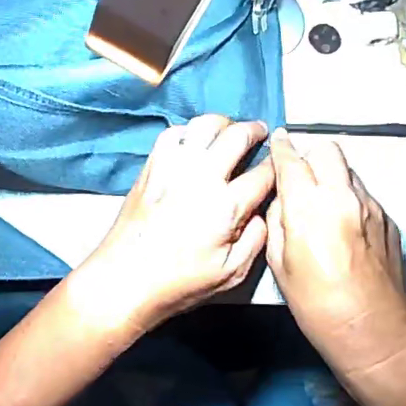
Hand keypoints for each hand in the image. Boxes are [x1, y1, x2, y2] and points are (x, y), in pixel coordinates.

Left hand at [65, 116, 274, 334]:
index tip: (281, 163)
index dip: (277, 165)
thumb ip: (255, 239)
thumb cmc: (176, 282)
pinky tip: (194, 141)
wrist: (125, 277)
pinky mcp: (151, 167)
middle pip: (236, 136)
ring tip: (230, 130)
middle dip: (255, 130)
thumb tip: (263, 213)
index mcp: (225, 206)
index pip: (263, 173)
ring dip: (222, 123)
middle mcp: (200, 177)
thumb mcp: (230, 273)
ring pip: (203, 125)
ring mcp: (173, 167)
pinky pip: (172, 133)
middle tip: (261, 132)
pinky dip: (188, 131)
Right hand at [266, 129, 405, 390]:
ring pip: (347, 170)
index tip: (277, 140)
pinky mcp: (388, 219)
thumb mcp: (279, 264)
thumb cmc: (317, 305)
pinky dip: (348, 198)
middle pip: (326, 150)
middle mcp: (343, 198)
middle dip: (309, 156)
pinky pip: (362, 194)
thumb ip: (278, 221)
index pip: (292, 160)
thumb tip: (283, 201)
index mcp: (310, 208)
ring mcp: (371, 206)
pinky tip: (342, 227)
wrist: (375, 332)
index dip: (281, 147)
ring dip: (330, 176)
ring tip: (320, 202)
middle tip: (298, 174)